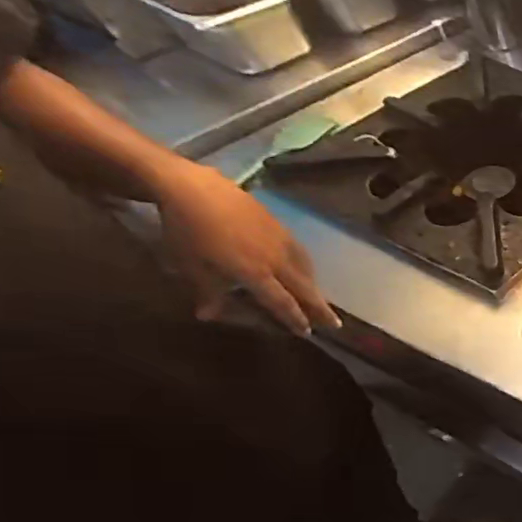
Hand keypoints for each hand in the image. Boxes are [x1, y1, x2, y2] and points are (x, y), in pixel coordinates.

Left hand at [150, 161, 339, 335]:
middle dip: (319, 308)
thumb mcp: (191, 265)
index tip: (306, 332)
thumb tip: (207, 315)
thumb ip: (207, 292)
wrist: (193, 188)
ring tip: (319, 297)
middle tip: (334, 323)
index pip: (282, 302)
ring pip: (306, 270)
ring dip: (315, 287)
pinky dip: (307, 266)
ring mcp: (281, 242)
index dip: (295, 319)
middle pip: (304, 289)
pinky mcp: (280, 226)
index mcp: (256, 273)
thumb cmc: (187, 231)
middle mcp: (276, 261)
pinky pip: (300, 252)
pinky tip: (305, 266)